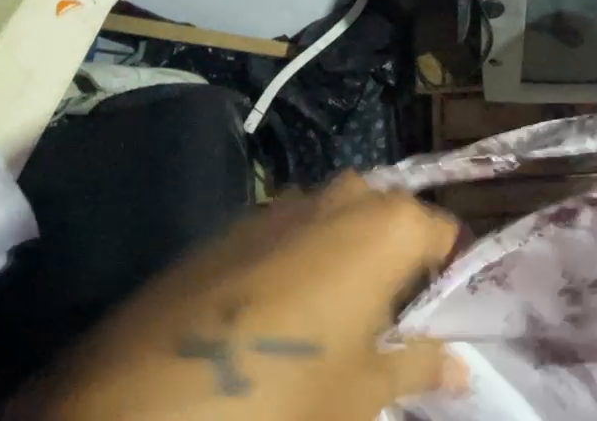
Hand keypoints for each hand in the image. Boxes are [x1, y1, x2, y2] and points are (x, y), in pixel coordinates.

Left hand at [10, 174, 466, 420]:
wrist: (135, 404)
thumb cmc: (283, 393)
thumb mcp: (362, 392)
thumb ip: (418, 366)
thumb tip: (461, 367)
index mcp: (387, 223)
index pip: (446, 232)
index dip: (449, 275)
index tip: (440, 317)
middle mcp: (341, 196)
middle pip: (391, 220)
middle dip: (396, 264)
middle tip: (385, 324)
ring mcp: (282, 205)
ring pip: (336, 223)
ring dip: (344, 260)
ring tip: (329, 322)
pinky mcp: (230, 225)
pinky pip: (285, 235)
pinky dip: (294, 263)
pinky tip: (272, 319)